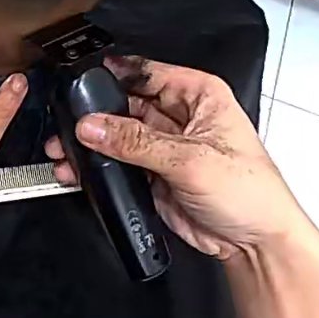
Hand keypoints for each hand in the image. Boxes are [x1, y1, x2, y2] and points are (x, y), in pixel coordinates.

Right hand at [44, 56, 314, 261]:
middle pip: (123, 101)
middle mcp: (178, 114)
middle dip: (93, 113)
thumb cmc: (252, 196)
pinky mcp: (148, 170)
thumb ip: (136, 142)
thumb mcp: (191, 160)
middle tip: (69, 124)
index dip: (113, 74)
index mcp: (198, 95)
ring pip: (113, 131)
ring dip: (89, 141)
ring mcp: (161, 143)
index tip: (82, 83)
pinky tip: (76, 169)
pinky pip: (113, 160)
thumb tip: (94, 126)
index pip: (145, 71)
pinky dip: (93, 164)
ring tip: (65, 150)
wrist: (253, 246)